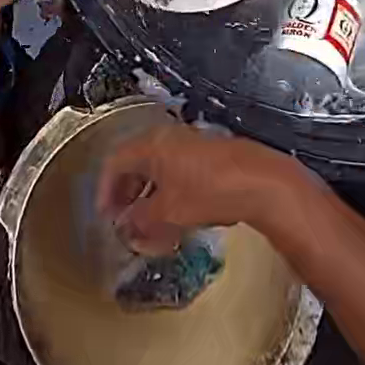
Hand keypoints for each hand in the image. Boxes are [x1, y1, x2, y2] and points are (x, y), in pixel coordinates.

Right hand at [96, 123, 315, 254]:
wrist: (259, 181)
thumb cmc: (208, 191)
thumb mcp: (167, 212)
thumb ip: (140, 220)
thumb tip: (126, 225)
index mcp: (151, 145)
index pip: (115, 162)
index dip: (105, 190)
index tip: (106, 216)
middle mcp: (168, 138)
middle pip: (135, 163)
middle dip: (127, 194)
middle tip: (125, 222)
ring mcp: (190, 144)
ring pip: (158, 169)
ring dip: (149, 197)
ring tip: (150, 227)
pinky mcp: (208, 155)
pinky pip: (177, 171)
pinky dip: (169, 193)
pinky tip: (178, 218)